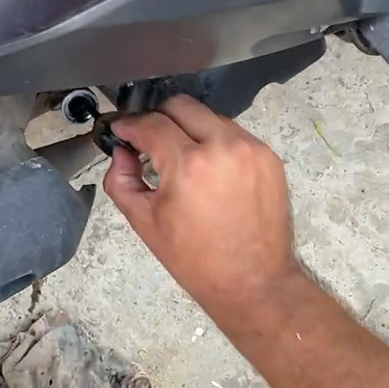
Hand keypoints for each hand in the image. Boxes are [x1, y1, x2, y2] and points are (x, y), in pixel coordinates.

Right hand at [104, 96, 304, 320]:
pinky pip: (233, 134)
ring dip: (187, 129)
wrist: (252, 281)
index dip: (128, 125)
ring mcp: (251, 149)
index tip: (120, 130)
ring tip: (178, 158)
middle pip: (181, 106)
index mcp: (188, 164)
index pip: (151, 124)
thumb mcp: (144, 222)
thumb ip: (122, 181)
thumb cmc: (196, 258)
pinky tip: (206, 169)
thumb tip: (121, 155)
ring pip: (209, 116)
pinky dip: (214, 142)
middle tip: (146, 140)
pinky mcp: (268, 157)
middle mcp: (223, 147)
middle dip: (158, 118)